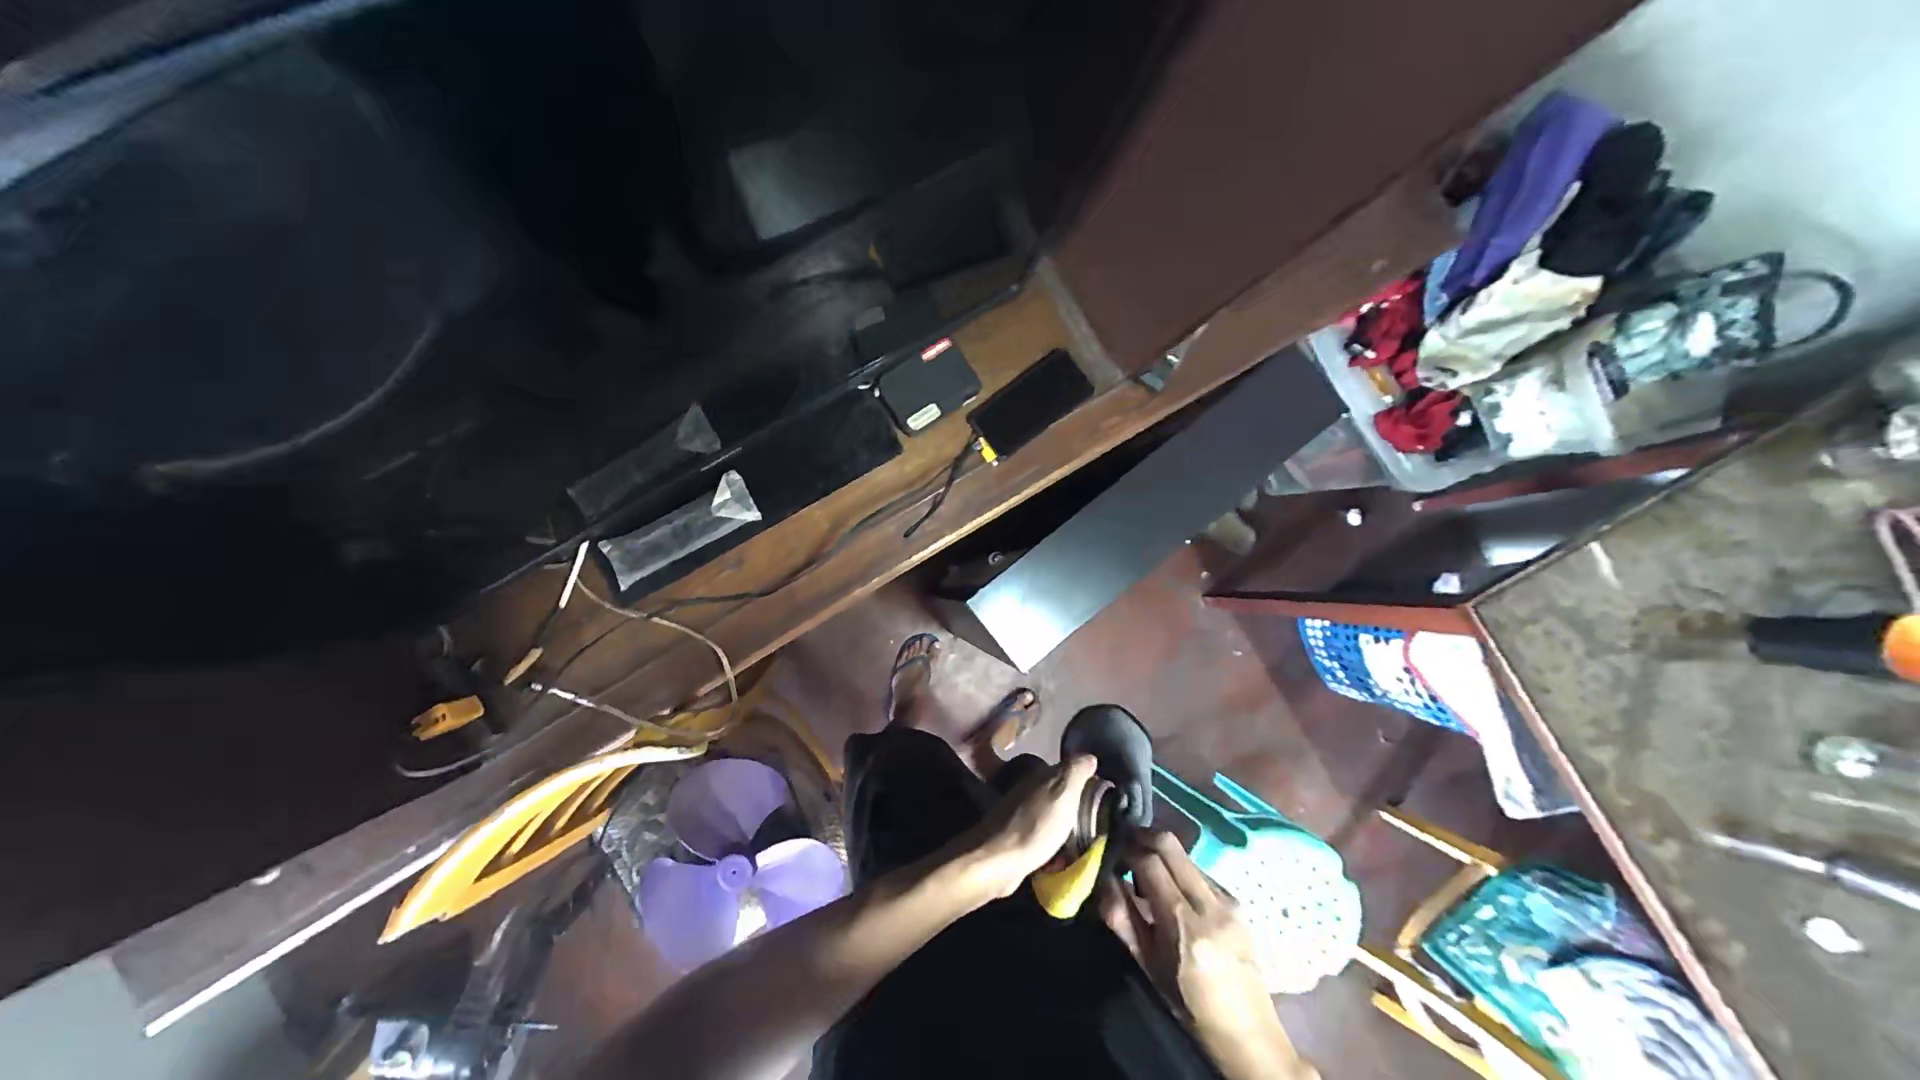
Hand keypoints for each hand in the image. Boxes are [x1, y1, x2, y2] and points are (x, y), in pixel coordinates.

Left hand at [960, 754, 1098, 898]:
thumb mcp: (1063, 792)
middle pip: (1062, 795)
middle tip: (1100, 826)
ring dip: (1068, 828)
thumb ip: (1076, 771)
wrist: (998, 861)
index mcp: (1040, 775)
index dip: (1089, 783)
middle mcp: (1029, 790)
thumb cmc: (1036, 826)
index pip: (1070, 771)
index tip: (1106, 801)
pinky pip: (1044, 836)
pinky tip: (1065, 856)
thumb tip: (1090, 756)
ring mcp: (1020, 814)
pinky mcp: (1016, 838)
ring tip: (1087, 843)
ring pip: (1053, 816)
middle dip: (1079, 808)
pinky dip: (1055, 844)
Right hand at [1101, 831, 1314, 1079]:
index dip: (1127, 848)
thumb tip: (1104, 878)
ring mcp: (1228, 901)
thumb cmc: (1188, 1003)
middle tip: (1126, 841)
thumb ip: (1121, 918)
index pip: (1150, 863)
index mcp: (1183, 925)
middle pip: (1171, 845)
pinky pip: (1201, 872)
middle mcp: (1209, 905)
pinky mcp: (1238, 902)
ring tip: (1147, 869)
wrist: (1247, 1029)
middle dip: (1144, 836)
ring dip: (1163, 853)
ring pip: (1186, 855)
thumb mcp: (1146, 965)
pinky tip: (1174, 889)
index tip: (1112, 848)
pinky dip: (1181, 870)